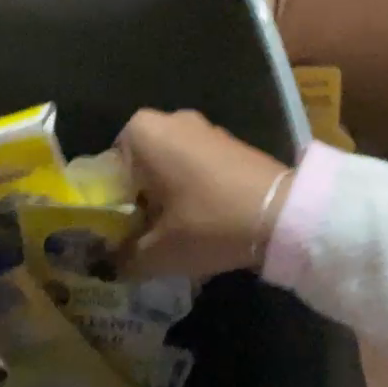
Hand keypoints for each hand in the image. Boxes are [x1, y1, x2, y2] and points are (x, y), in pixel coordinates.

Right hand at [119, 109, 291, 278]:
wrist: (282, 215)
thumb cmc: (207, 223)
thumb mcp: (157, 252)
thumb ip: (123, 258)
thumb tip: (106, 265)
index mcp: (140, 133)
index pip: (105, 171)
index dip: (107, 207)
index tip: (116, 236)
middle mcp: (170, 120)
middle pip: (137, 168)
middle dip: (137, 201)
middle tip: (141, 237)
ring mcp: (205, 128)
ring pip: (168, 168)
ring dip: (165, 198)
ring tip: (171, 235)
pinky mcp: (231, 143)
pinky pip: (196, 168)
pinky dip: (192, 192)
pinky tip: (201, 223)